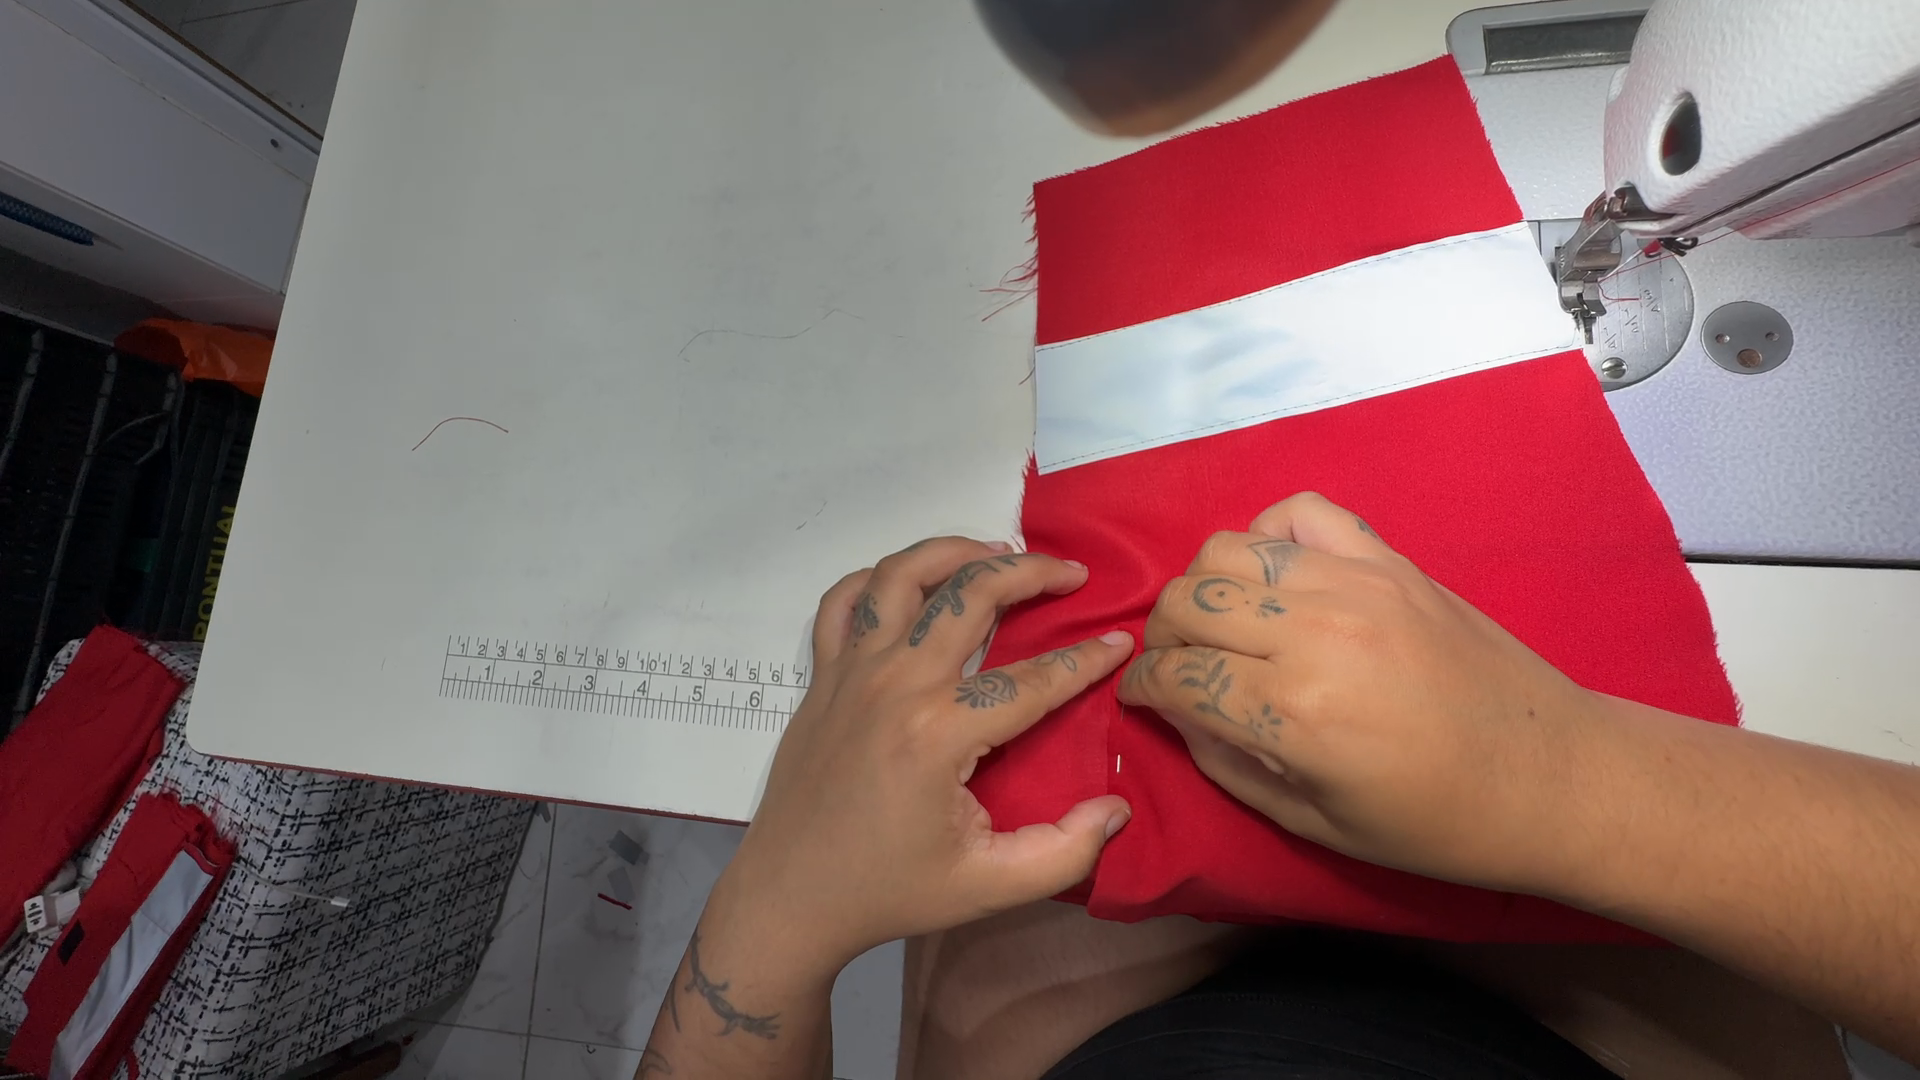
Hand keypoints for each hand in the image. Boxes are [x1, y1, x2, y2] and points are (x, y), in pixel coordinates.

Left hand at [714, 538, 1133, 977]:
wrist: (788, 896)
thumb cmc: (889, 890)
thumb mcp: (988, 887)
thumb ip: (1065, 851)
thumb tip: (1118, 808)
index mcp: (940, 733)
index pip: (1032, 680)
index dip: (1086, 659)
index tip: (1120, 639)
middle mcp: (896, 684)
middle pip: (971, 596)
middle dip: (1030, 573)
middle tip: (1070, 573)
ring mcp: (852, 671)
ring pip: (902, 576)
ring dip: (953, 551)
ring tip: (995, 552)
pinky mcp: (822, 674)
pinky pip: (841, 602)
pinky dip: (875, 579)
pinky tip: (911, 584)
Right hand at [1116, 492, 1604, 893]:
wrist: (1557, 776)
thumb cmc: (1432, 821)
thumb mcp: (1310, 822)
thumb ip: (1221, 760)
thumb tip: (1172, 710)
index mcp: (1293, 713)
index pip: (1172, 674)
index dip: (1141, 688)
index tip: (1142, 698)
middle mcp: (1312, 633)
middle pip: (1185, 603)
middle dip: (1159, 637)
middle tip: (1176, 663)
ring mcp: (1353, 583)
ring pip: (1223, 550)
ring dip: (1200, 586)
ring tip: (1219, 619)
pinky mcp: (1386, 557)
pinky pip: (1298, 512)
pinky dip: (1268, 533)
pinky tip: (1275, 572)